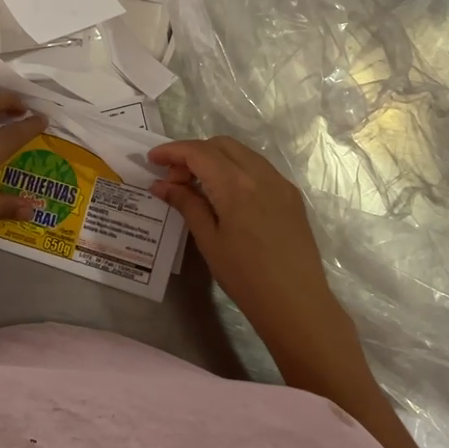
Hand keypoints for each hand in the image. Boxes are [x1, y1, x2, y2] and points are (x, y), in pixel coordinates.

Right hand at [147, 137, 329, 313]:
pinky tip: (225, 194)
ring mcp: (280, 183)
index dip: (172, 152)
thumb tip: (162, 185)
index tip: (152, 160)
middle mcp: (261, 174)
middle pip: (221, 145)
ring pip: (242, 153)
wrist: (296, 302)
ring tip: (197, 185)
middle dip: (193, 153)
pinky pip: (259, 168)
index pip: (198, 152)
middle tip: (174, 179)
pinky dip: (235, 169)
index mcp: (236, 185)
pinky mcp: (291, 196)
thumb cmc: (245, 275)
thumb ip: (186, 204)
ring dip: (215, 159)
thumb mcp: (208, 239)